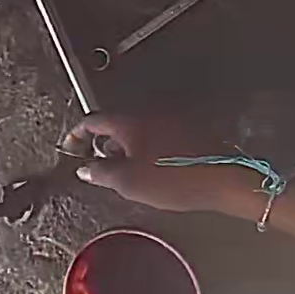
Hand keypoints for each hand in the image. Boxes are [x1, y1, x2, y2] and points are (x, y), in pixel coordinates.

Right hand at [62, 112, 259, 216]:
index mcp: (128, 120)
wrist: (222, 179)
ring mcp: (168, 116)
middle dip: (102, 143)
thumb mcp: (128, 182)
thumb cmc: (175, 179)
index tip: (72, 148)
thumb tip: (86, 168)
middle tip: (98, 164)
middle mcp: (147, 111)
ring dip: (124, 146)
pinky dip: (144, 146)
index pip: (92, 120)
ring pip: (135, 128)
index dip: (77, 135)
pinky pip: (154, 132)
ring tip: (125, 171)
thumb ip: (100, 172)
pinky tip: (150, 168)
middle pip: (114, 122)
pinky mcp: (184, 127)